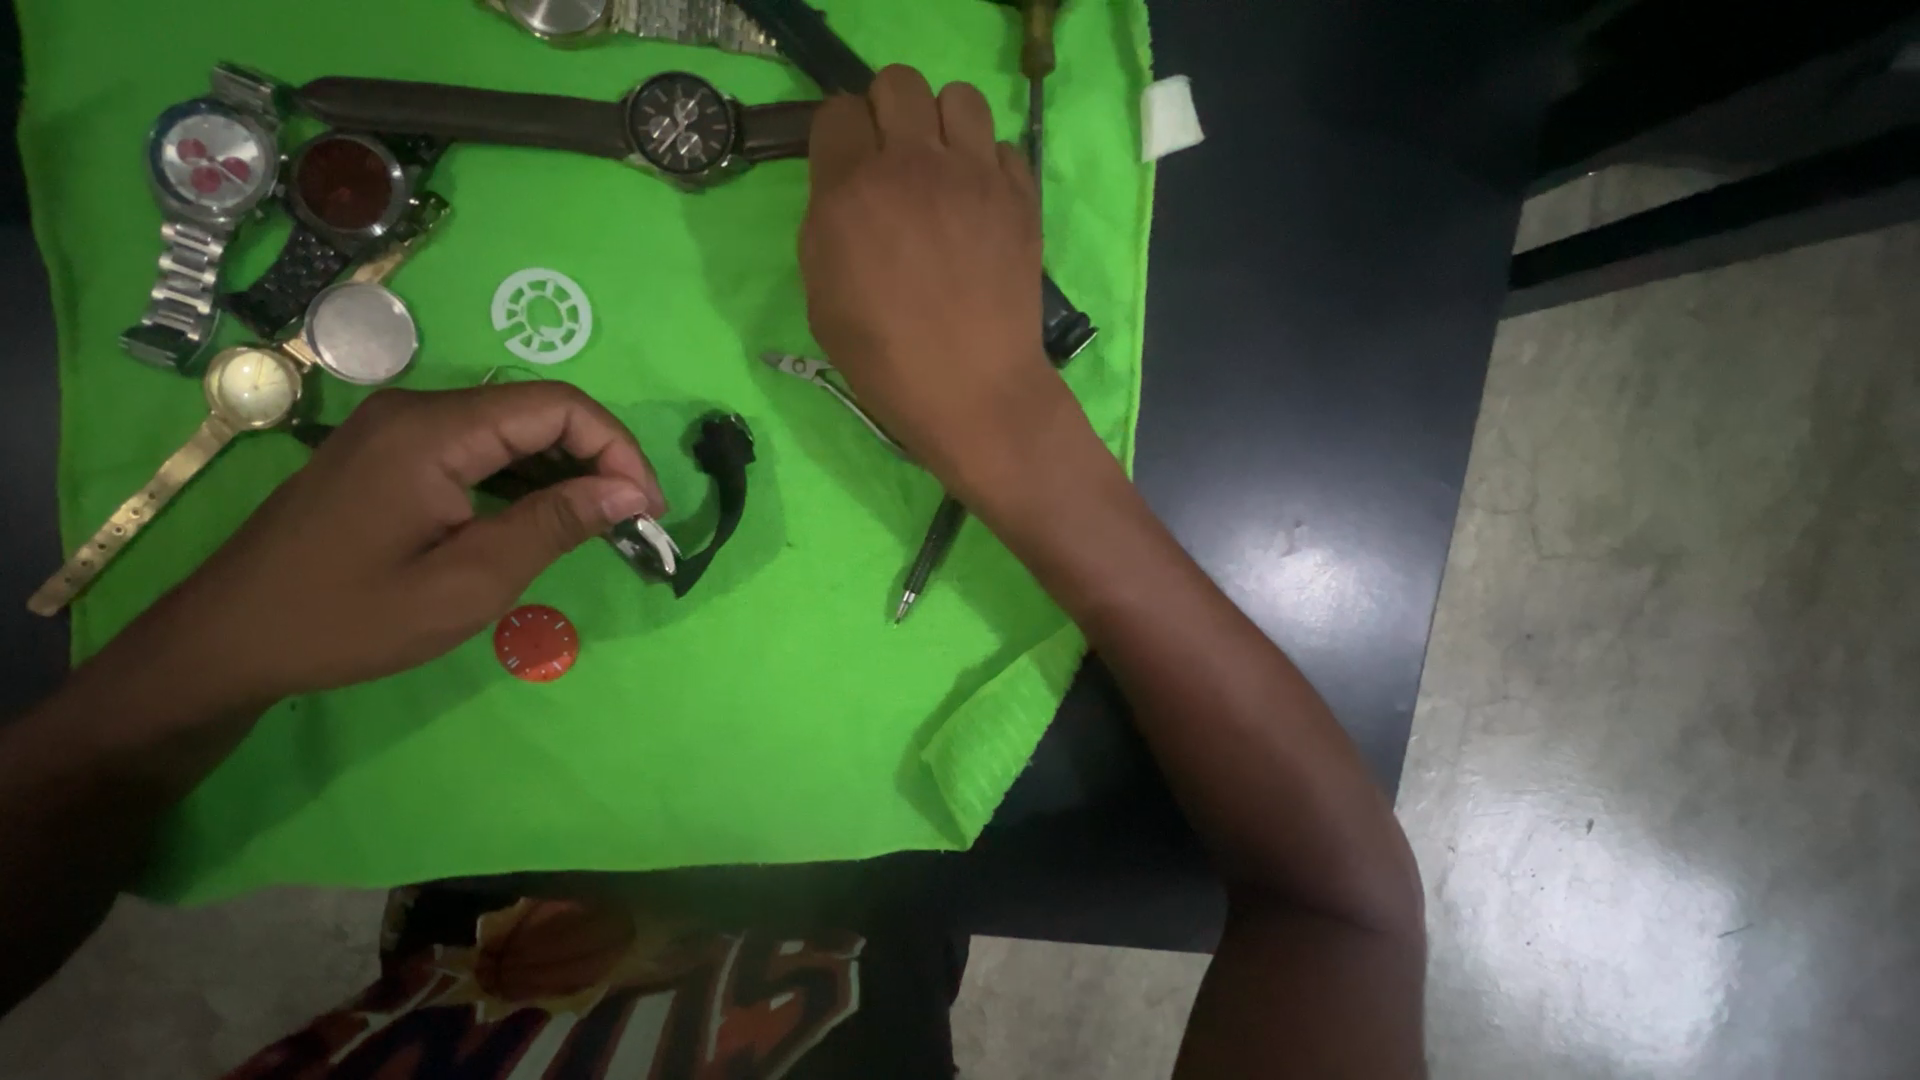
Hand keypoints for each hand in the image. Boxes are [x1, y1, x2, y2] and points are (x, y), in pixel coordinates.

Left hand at [133, 384, 661, 707]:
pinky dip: (528, 477)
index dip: (618, 449)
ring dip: (569, 469)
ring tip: (602, 522)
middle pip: (540, 410)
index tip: (646, 509)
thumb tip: (629, 492)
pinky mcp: (392, 454)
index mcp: (433, 432)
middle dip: (601, 459)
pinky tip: (547, 515)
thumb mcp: (468, 584)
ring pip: (515, 428)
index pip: (559, 407)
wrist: (225, 642)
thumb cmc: (348, 619)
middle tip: (633, 520)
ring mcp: (400, 429)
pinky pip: (482, 448)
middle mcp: (417, 411)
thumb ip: (553, 526)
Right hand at [800, 65, 1074, 496]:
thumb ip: (825, 228)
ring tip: (942, 170)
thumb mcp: (822, 301)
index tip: (848, 167)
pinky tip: (980, 204)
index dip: (840, 137)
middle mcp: (912, 167)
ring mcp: (973, 177)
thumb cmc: (888, 363)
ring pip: (959, 97)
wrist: (974, 393)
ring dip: (943, 124)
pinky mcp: (1019, 198)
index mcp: (851, 193)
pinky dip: (988, 165)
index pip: (837, 111)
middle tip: (894, 163)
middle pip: (897, 82)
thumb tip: (844, 195)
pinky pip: (1003, 146)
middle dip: (888, 114)